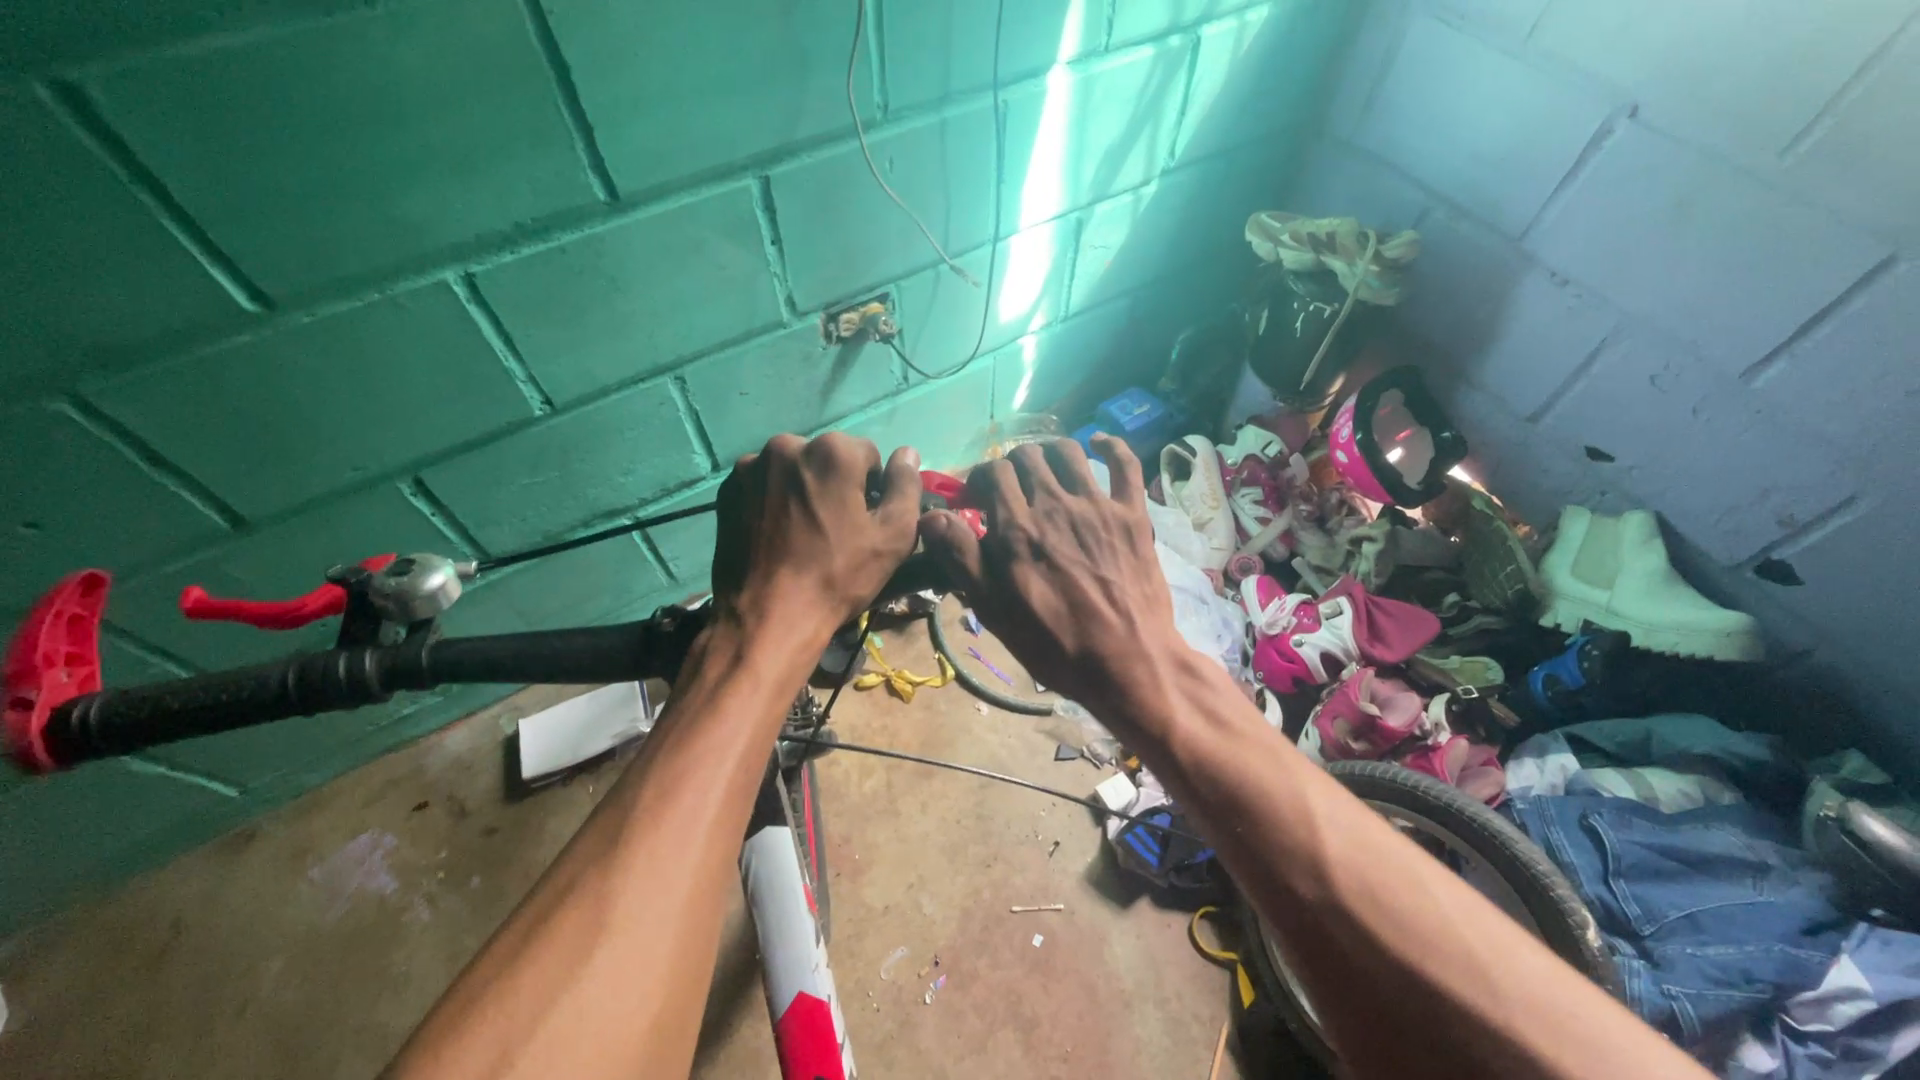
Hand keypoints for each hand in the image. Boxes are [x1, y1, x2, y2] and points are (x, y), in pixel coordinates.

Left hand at [711, 433, 921, 636]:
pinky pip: (764, 484)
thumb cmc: (837, 577)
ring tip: (802, 533)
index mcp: (833, 451)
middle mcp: (788, 444)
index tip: (863, 523)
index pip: (868, 455)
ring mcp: (752, 466)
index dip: (872, 490)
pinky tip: (777, 534)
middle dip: (835, 484)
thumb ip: (906, 487)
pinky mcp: (728, 489)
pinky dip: (774, 500)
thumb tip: (908, 453)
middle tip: (833, 530)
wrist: (766, 616)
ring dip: (803, 489)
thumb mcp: (892, 537)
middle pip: (827, 458)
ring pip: (794, 469)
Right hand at [918, 436, 1183, 727]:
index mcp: (1017, 528)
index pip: (992, 473)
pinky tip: (1099, 444)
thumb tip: (930, 516)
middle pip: (1026, 457)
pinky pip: (1125, 463)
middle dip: (1011, 466)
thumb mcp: (994, 609)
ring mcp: (1098, 505)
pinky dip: (1111, 446)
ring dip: (1049, 453)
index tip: (977, 499)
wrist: (1125, 662)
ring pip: (1068, 452)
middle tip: (1010, 490)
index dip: (980, 479)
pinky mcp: (1132, 514)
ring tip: (1044, 471)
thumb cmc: (1054, 643)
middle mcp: (1055, 504)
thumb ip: (961, 558)